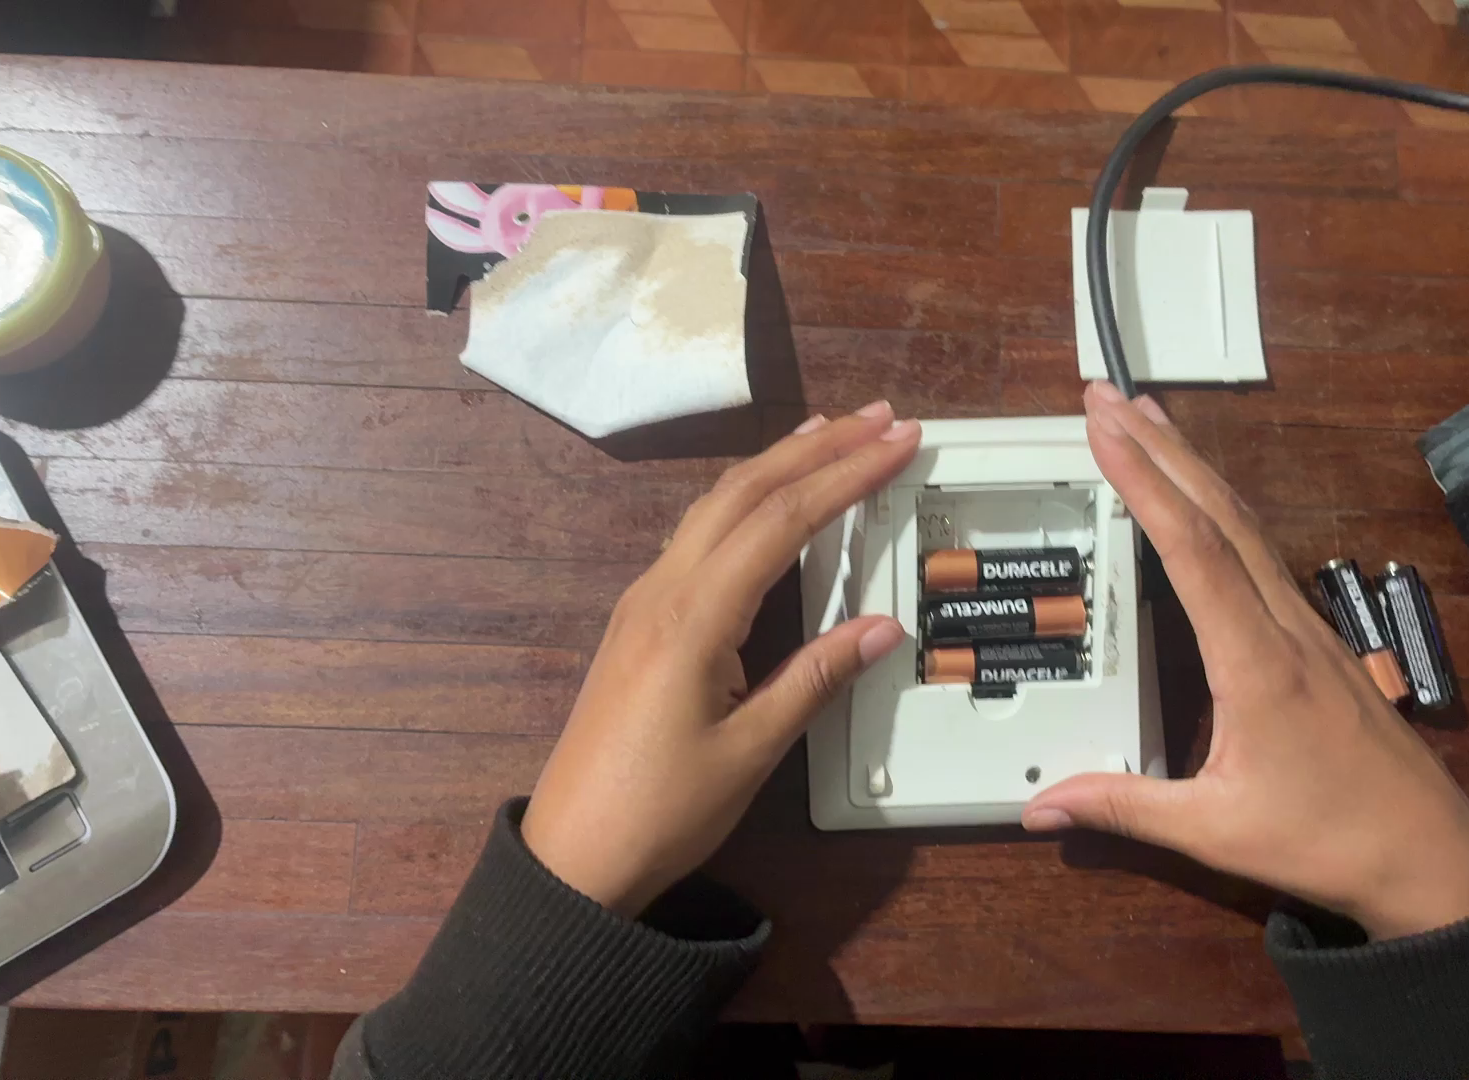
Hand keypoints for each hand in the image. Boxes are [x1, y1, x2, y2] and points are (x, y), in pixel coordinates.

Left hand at [523, 402, 920, 915]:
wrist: (572, 855)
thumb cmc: (660, 810)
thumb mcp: (751, 751)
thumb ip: (816, 678)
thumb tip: (882, 628)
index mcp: (694, 615)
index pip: (783, 520)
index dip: (846, 475)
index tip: (896, 443)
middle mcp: (663, 588)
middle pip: (746, 490)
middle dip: (816, 448)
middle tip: (876, 419)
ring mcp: (645, 597)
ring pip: (717, 504)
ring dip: (777, 464)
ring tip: (830, 436)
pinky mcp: (641, 615)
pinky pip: (699, 534)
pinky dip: (745, 501)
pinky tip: (768, 500)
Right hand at [1024, 381, 1468, 939]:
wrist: (1435, 860)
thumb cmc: (1328, 840)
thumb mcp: (1216, 830)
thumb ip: (1123, 807)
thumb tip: (1039, 806)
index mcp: (1256, 661)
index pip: (1194, 550)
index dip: (1146, 483)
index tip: (1106, 430)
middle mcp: (1282, 623)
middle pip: (1219, 512)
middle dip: (1160, 446)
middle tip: (1107, 396)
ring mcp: (1302, 621)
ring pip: (1242, 520)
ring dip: (1190, 462)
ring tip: (1145, 416)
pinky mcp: (1308, 631)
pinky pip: (1256, 545)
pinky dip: (1215, 501)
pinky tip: (1196, 491)